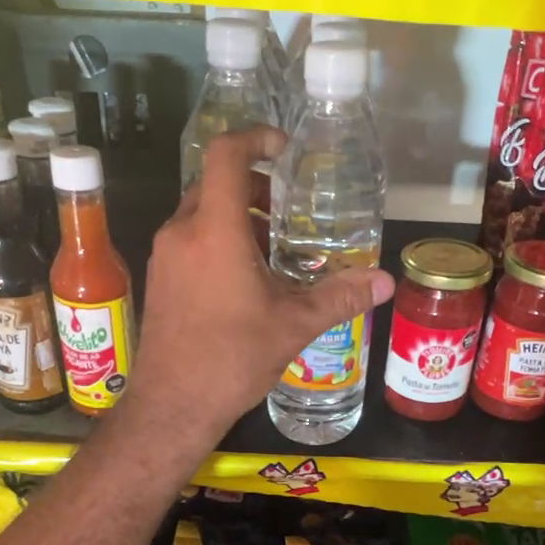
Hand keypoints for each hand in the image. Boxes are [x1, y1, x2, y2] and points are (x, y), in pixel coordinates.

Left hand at [130, 127, 394, 441]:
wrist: (172, 406)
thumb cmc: (232, 360)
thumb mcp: (293, 326)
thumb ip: (340, 297)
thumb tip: (384, 282)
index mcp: (215, 230)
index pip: (226, 155)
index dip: (255, 138)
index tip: (283, 150)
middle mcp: (182, 233)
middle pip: (215, 185)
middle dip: (255, 189)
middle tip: (289, 214)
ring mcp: (164, 257)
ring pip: (200, 215)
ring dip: (237, 219)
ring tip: (273, 251)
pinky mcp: (159, 281)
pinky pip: (189, 242)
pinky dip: (217, 243)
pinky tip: (245, 281)